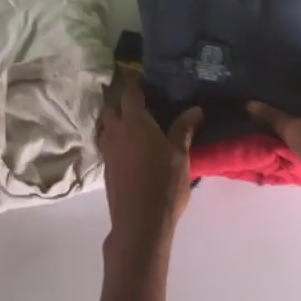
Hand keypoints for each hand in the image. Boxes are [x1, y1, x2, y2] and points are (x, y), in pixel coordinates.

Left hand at [98, 72, 201, 257]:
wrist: (140, 222)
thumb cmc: (164, 184)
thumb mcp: (180, 155)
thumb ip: (183, 129)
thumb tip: (195, 108)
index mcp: (134, 122)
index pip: (130, 93)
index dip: (135, 83)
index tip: (144, 79)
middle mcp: (115, 132)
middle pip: (112, 107)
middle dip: (122, 100)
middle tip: (141, 101)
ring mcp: (107, 150)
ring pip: (106, 126)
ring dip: (115, 120)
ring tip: (134, 123)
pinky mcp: (106, 167)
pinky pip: (107, 143)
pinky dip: (115, 138)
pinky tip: (129, 147)